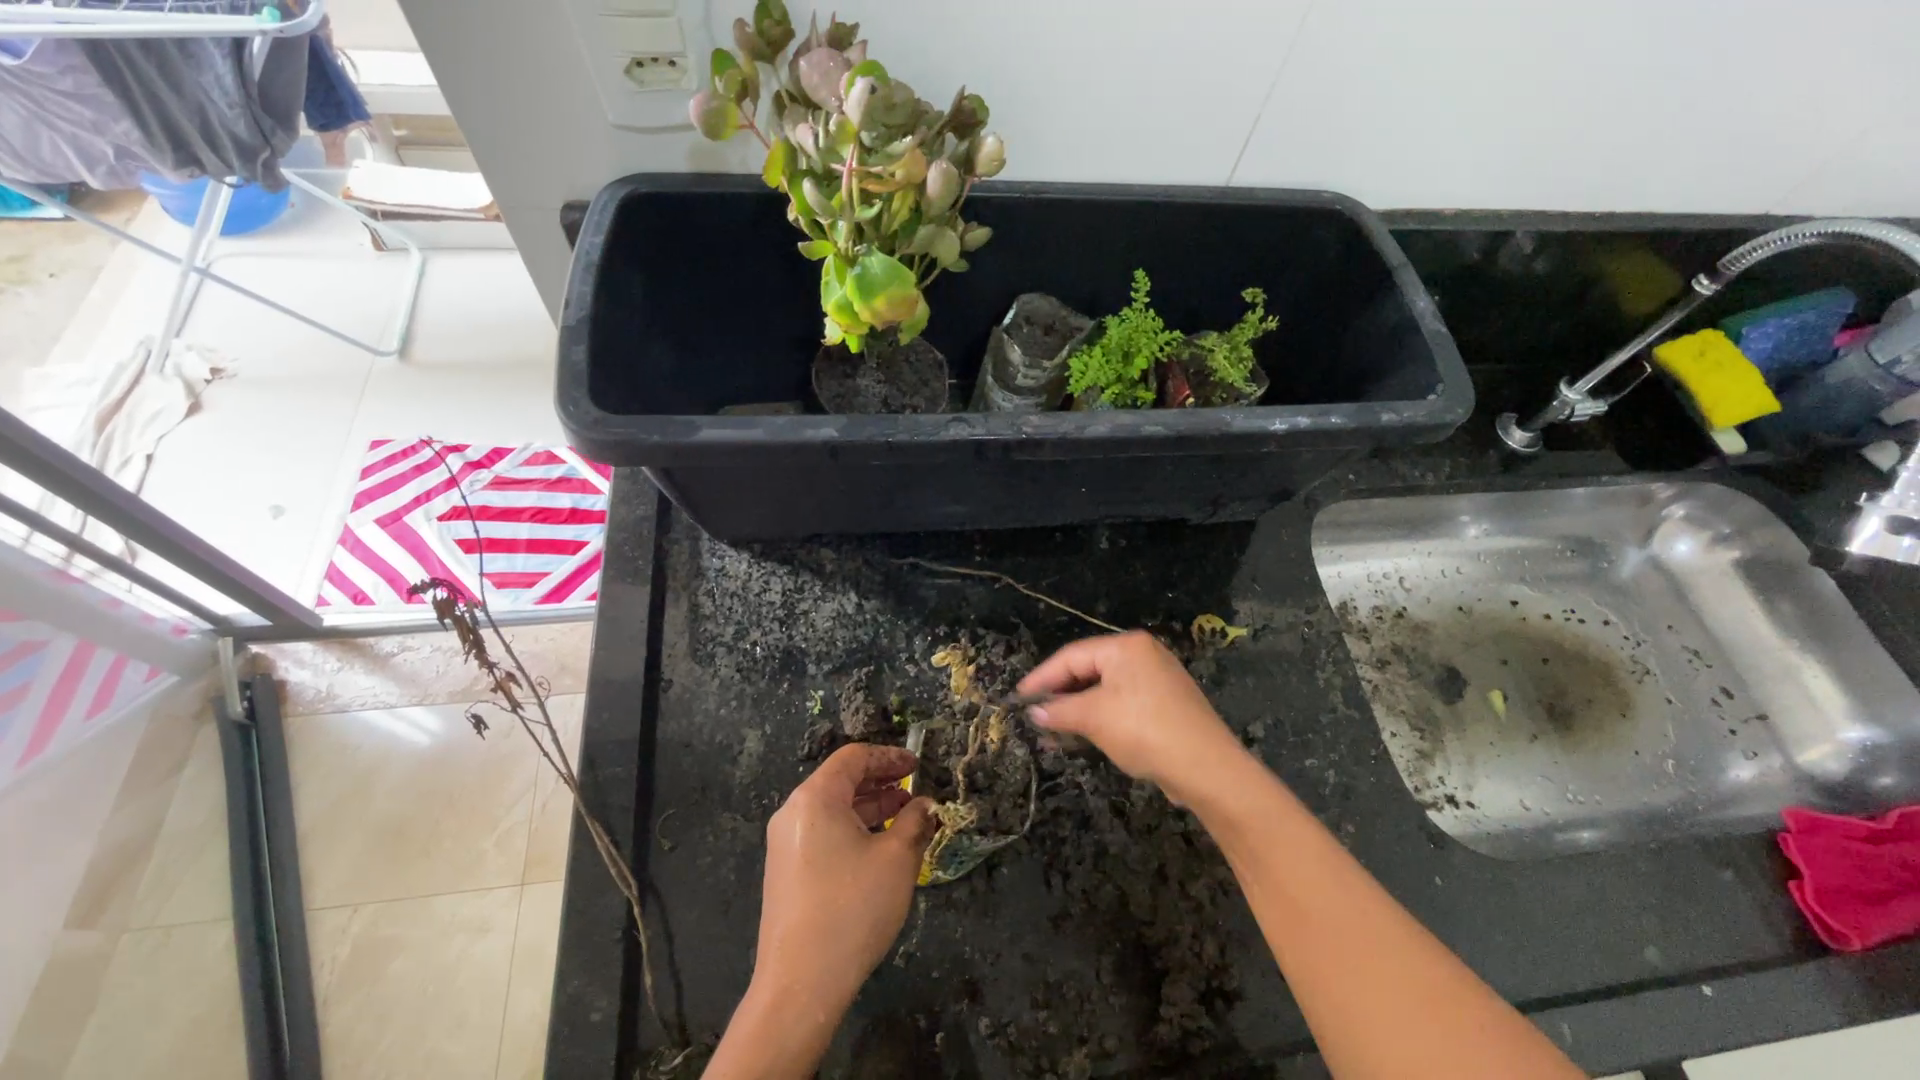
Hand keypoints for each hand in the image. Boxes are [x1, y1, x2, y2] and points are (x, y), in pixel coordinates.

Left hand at [753, 743, 936, 1008]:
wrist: (801, 981)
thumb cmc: (853, 908)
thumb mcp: (897, 860)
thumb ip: (915, 822)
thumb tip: (925, 805)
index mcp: (815, 798)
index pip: (853, 757)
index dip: (889, 756)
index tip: (918, 764)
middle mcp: (794, 812)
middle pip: (840, 781)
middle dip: (881, 783)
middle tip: (916, 792)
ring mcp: (785, 843)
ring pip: (833, 810)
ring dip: (870, 809)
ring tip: (906, 821)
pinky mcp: (786, 871)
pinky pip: (824, 833)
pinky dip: (853, 830)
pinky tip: (880, 849)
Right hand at [1019, 630, 1244, 804]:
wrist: (1206, 767)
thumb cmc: (1144, 731)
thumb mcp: (1094, 718)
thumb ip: (1059, 710)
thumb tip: (1034, 711)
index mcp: (1126, 647)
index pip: (1071, 656)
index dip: (1042, 677)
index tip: (1018, 697)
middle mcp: (1142, 655)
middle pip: (1088, 670)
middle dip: (1060, 695)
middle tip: (1034, 715)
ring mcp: (1156, 680)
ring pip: (1104, 690)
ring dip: (1077, 711)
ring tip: (1051, 732)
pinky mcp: (1164, 705)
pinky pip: (1121, 704)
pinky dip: (1099, 718)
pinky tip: (1081, 737)